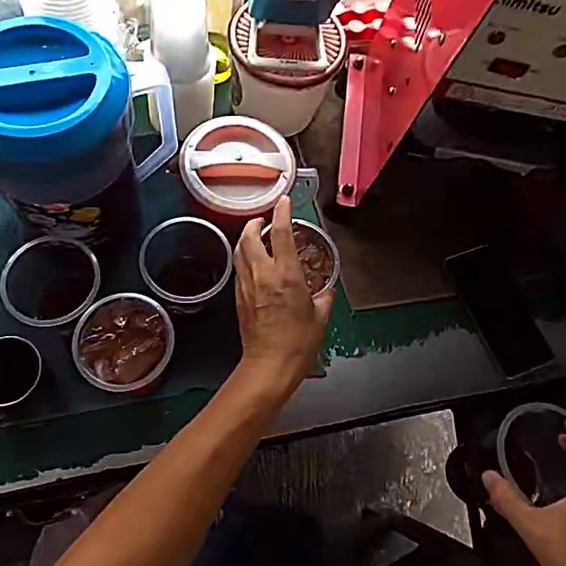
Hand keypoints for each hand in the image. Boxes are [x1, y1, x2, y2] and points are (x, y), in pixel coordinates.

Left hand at [234, 197, 332, 394]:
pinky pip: (239, 270)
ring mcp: (247, 286)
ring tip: (254, 236)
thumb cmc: (298, 342)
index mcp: (286, 275)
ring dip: (245, 239)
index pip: (280, 232)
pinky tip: (252, 264)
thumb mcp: (320, 316)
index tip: (284, 201)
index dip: (282, 212)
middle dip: (254, 223)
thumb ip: (323, 298)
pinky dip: (244, 259)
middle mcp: (263, 275)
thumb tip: (326, 291)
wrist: (270, 364)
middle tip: (263, 220)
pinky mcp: (239, 299)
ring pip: (239, 251)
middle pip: (249, 236)